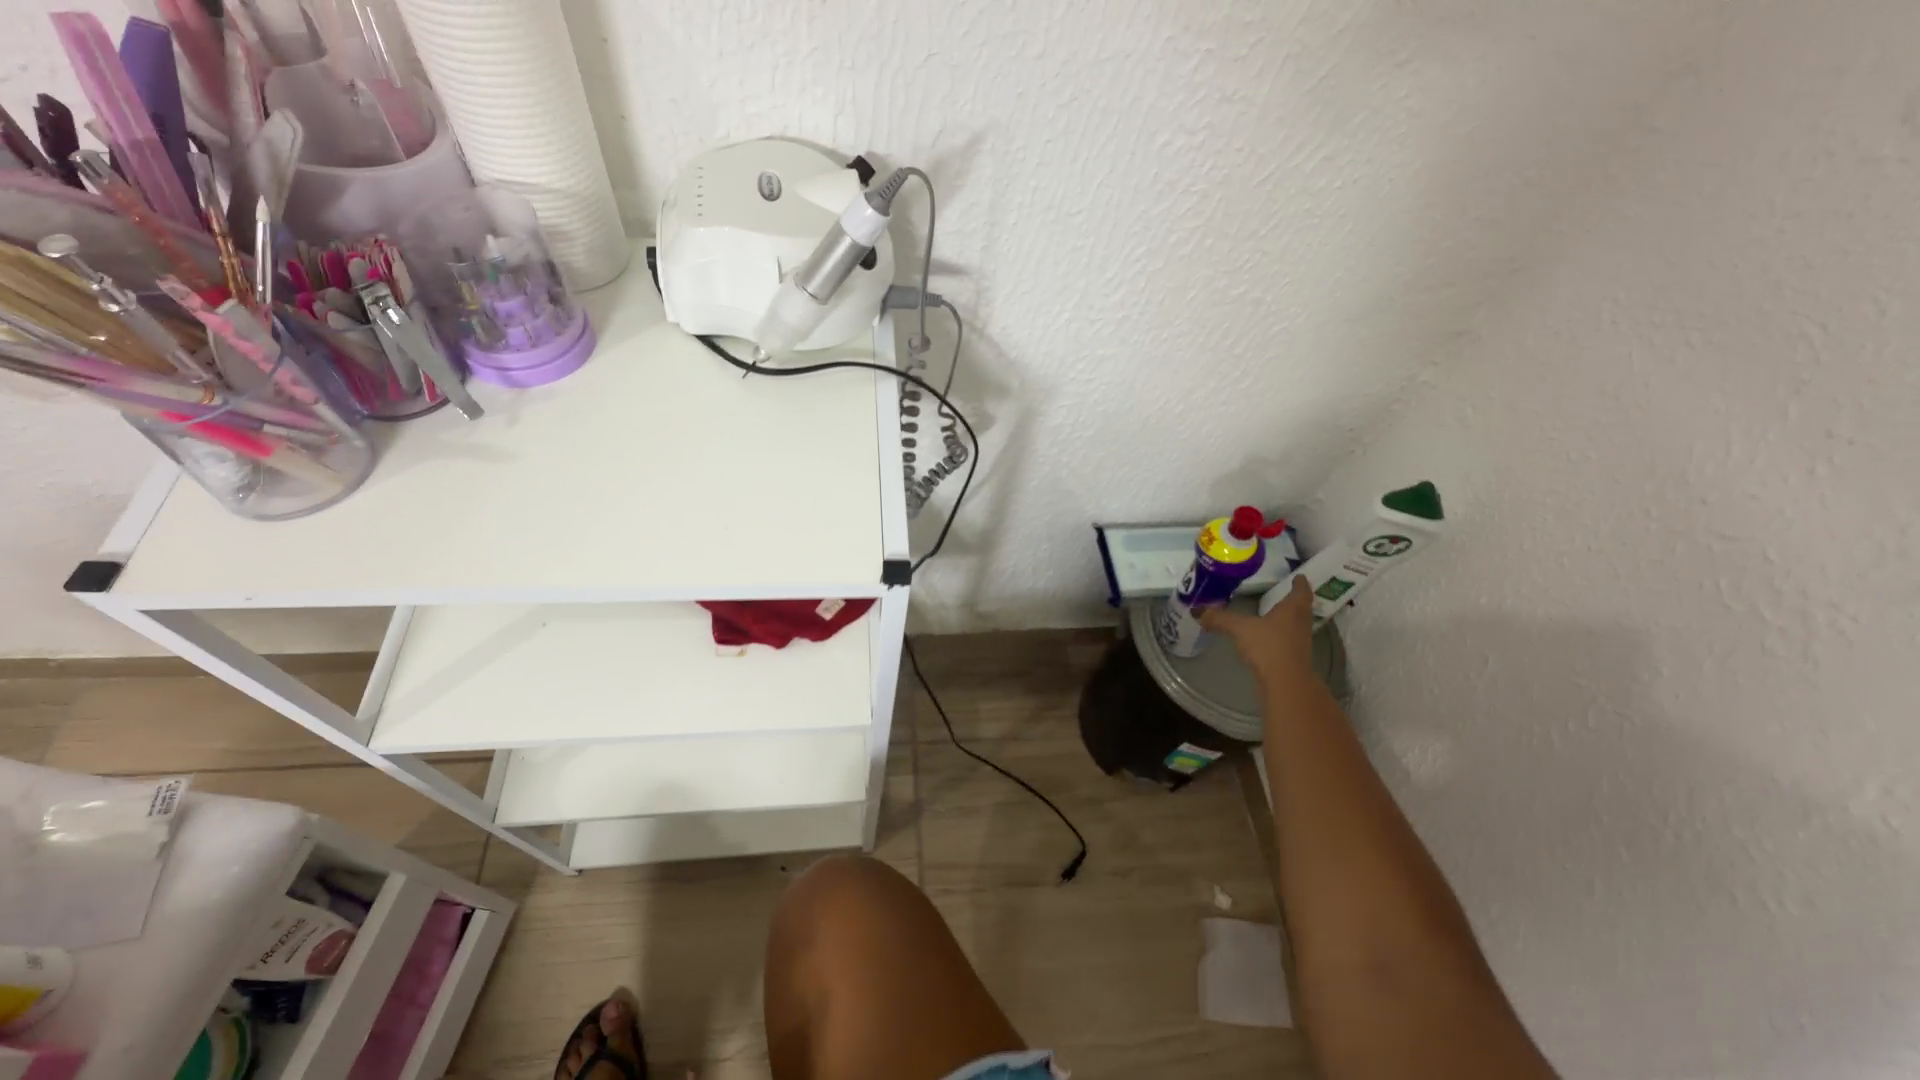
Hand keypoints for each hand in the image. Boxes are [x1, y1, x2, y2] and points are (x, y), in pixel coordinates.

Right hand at [1200, 577, 1315, 689]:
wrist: (1286, 682)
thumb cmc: (1268, 646)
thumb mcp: (1240, 629)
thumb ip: (1220, 619)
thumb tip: (1197, 610)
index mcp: (1293, 609)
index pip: (1301, 591)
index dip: (1300, 583)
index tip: (1299, 576)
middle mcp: (1301, 623)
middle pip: (1302, 607)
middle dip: (1295, 600)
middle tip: (1286, 592)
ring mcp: (1300, 642)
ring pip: (1297, 624)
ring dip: (1290, 618)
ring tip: (1276, 613)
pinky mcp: (1295, 658)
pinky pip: (1290, 640)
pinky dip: (1282, 635)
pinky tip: (1270, 638)